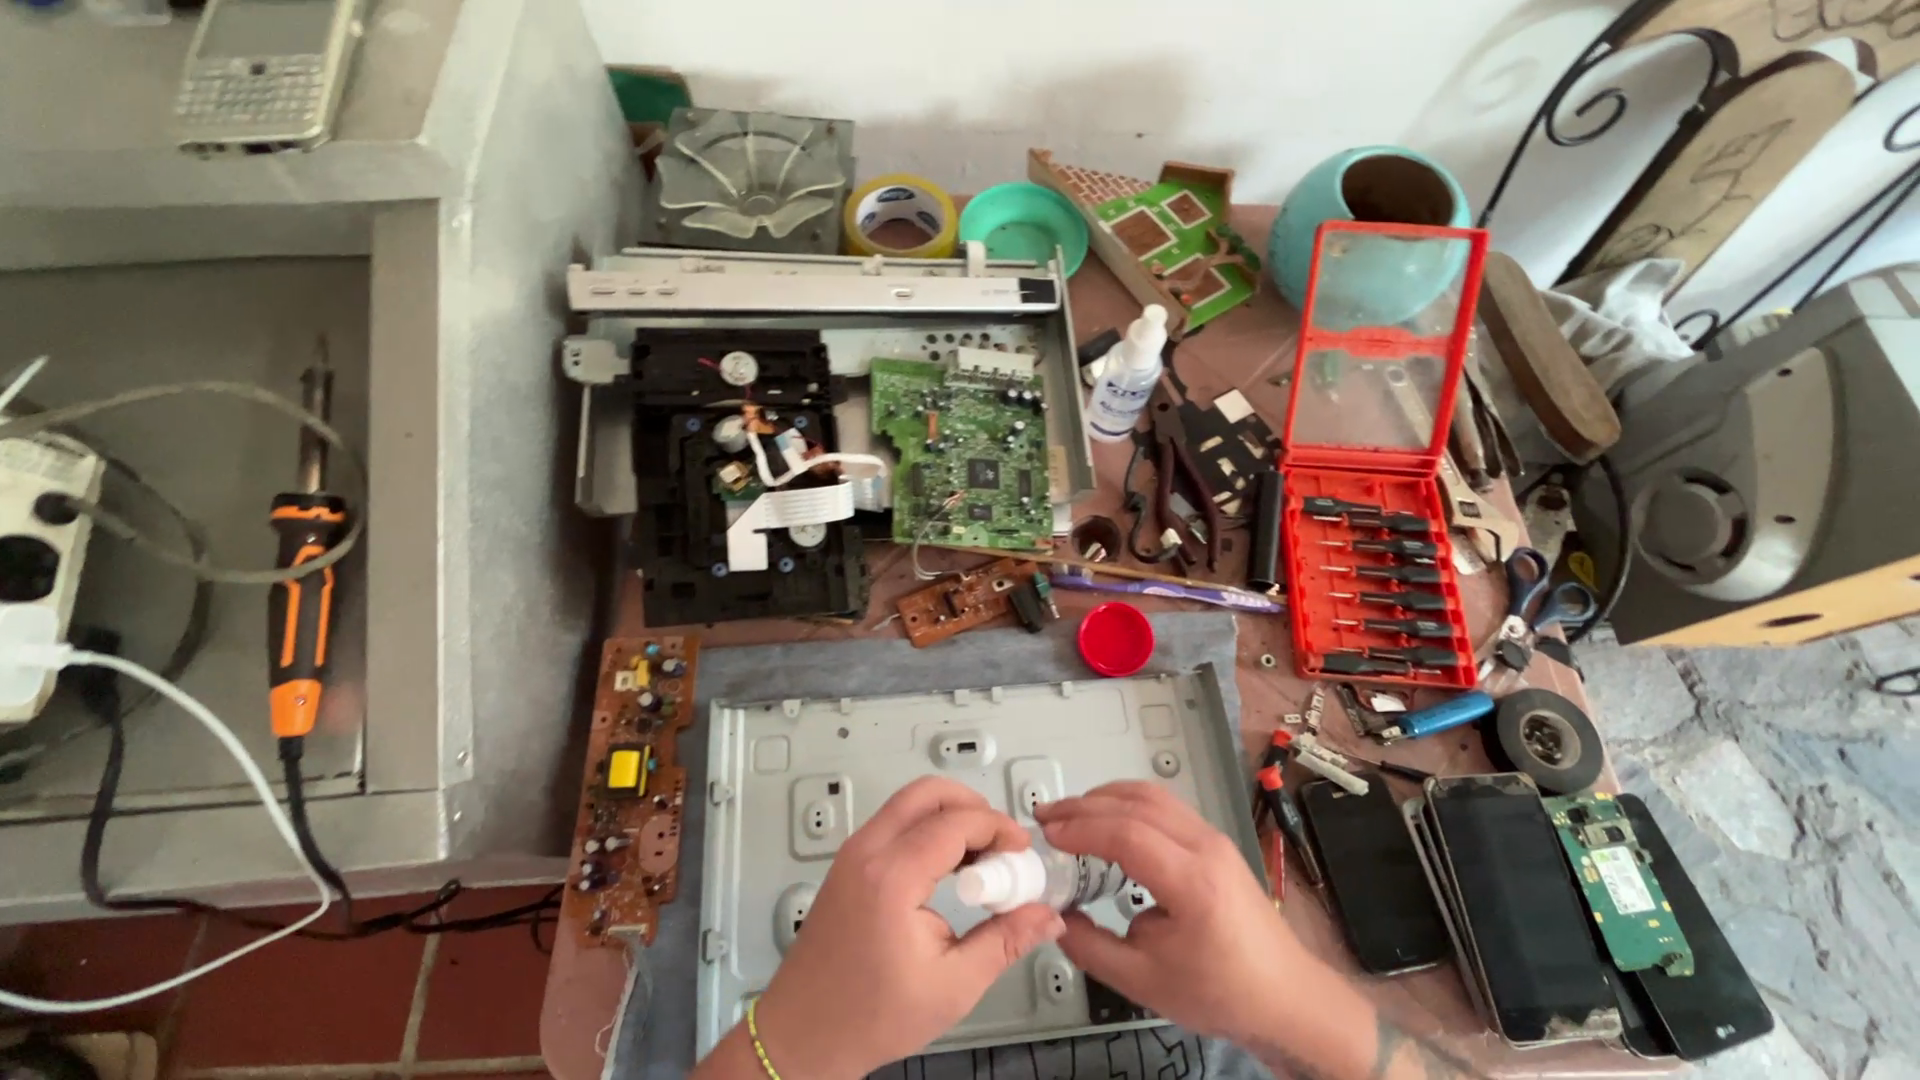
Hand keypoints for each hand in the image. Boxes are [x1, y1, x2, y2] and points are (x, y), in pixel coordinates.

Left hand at [751, 776, 1065, 1077]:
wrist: (803, 1035)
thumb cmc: (870, 1016)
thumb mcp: (952, 986)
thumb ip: (1005, 942)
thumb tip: (1045, 916)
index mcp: (891, 878)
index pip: (954, 821)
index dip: (997, 827)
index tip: (1022, 851)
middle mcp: (867, 852)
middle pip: (928, 792)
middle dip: (973, 806)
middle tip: (1003, 843)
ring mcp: (853, 853)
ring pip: (909, 802)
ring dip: (950, 814)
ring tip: (982, 856)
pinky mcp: (849, 863)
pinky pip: (895, 822)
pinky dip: (927, 826)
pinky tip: (951, 865)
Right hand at [1034, 781, 1306, 1041]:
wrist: (1285, 998)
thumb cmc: (1219, 993)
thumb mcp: (1144, 982)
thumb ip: (1090, 947)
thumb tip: (1055, 915)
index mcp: (1192, 882)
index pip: (1126, 833)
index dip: (1080, 829)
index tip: (1046, 837)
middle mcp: (1205, 846)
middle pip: (1136, 803)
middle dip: (1084, 805)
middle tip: (1045, 818)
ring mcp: (1213, 838)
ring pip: (1151, 795)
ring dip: (1104, 798)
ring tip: (1069, 814)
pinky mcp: (1214, 840)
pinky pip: (1164, 805)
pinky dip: (1126, 803)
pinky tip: (1105, 820)